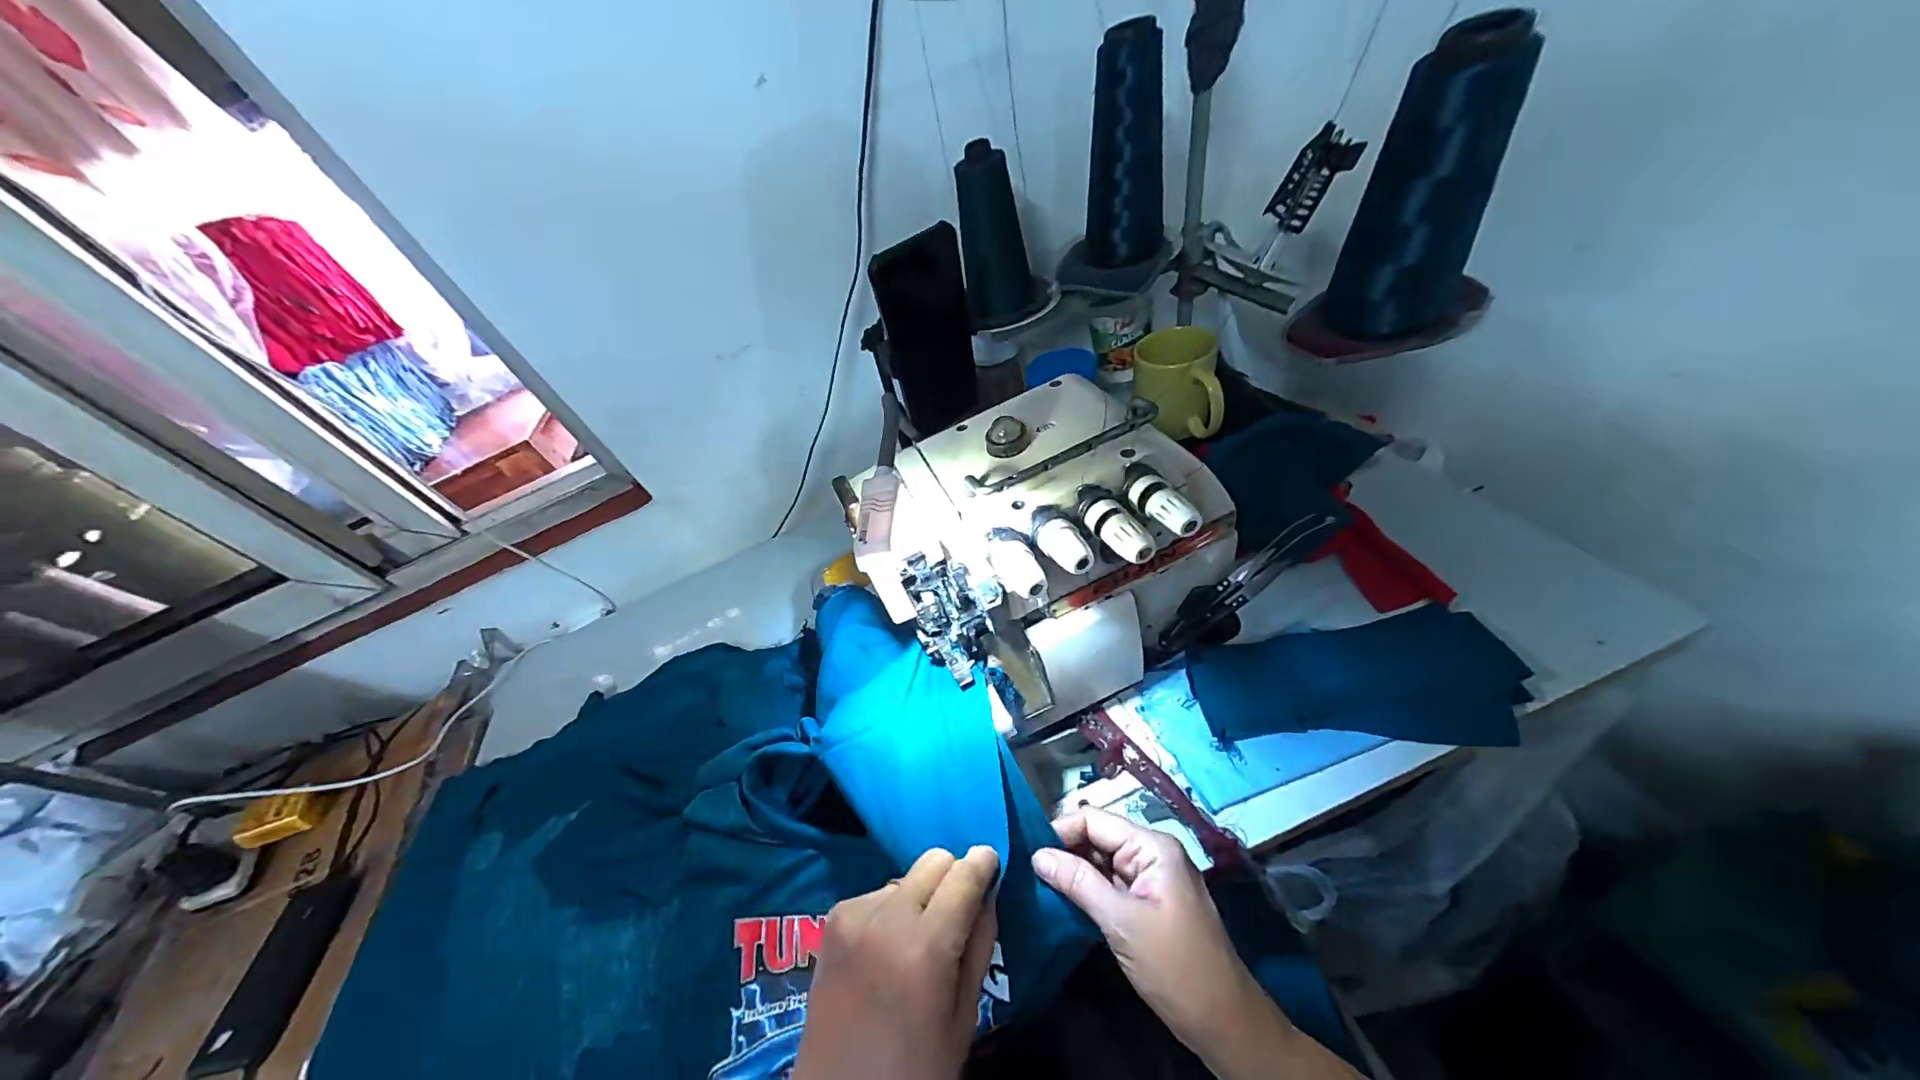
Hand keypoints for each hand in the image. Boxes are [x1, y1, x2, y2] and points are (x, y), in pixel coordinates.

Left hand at [793, 846, 999, 1079]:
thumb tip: (988, 892)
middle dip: (952, 877)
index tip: (992, 861)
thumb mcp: (963, 1016)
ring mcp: (854, 915)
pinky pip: (877, 895)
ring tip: (917, 939)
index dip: (983, 863)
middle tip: (958, 911)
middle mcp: (887, 917)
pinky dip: (890, 910)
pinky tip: (886, 948)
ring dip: (920, 896)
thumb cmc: (913, 1066)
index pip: (963, 875)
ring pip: (906, 877)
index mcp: (925, 946)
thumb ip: (980, 945)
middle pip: (933, 861)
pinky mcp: (832, 921)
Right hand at [1032, 808, 1360, 1079]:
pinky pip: (1108, 883)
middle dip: (1063, 850)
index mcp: (1152, 847)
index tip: (1028, 853)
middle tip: (1026, 869)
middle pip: (1096, 837)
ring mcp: (1149, 879)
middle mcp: (1150, 854)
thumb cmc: (1175, 966)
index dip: (1060, 831)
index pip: (1095, 820)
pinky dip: (1085, 889)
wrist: (1223, 1021)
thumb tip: (1037, 855)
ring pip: (1099, 861)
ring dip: (1071, 871)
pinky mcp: (1144, 903)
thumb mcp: (1121, 921)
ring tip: (1035, 882)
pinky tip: (1060, 899)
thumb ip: (1078, 882)